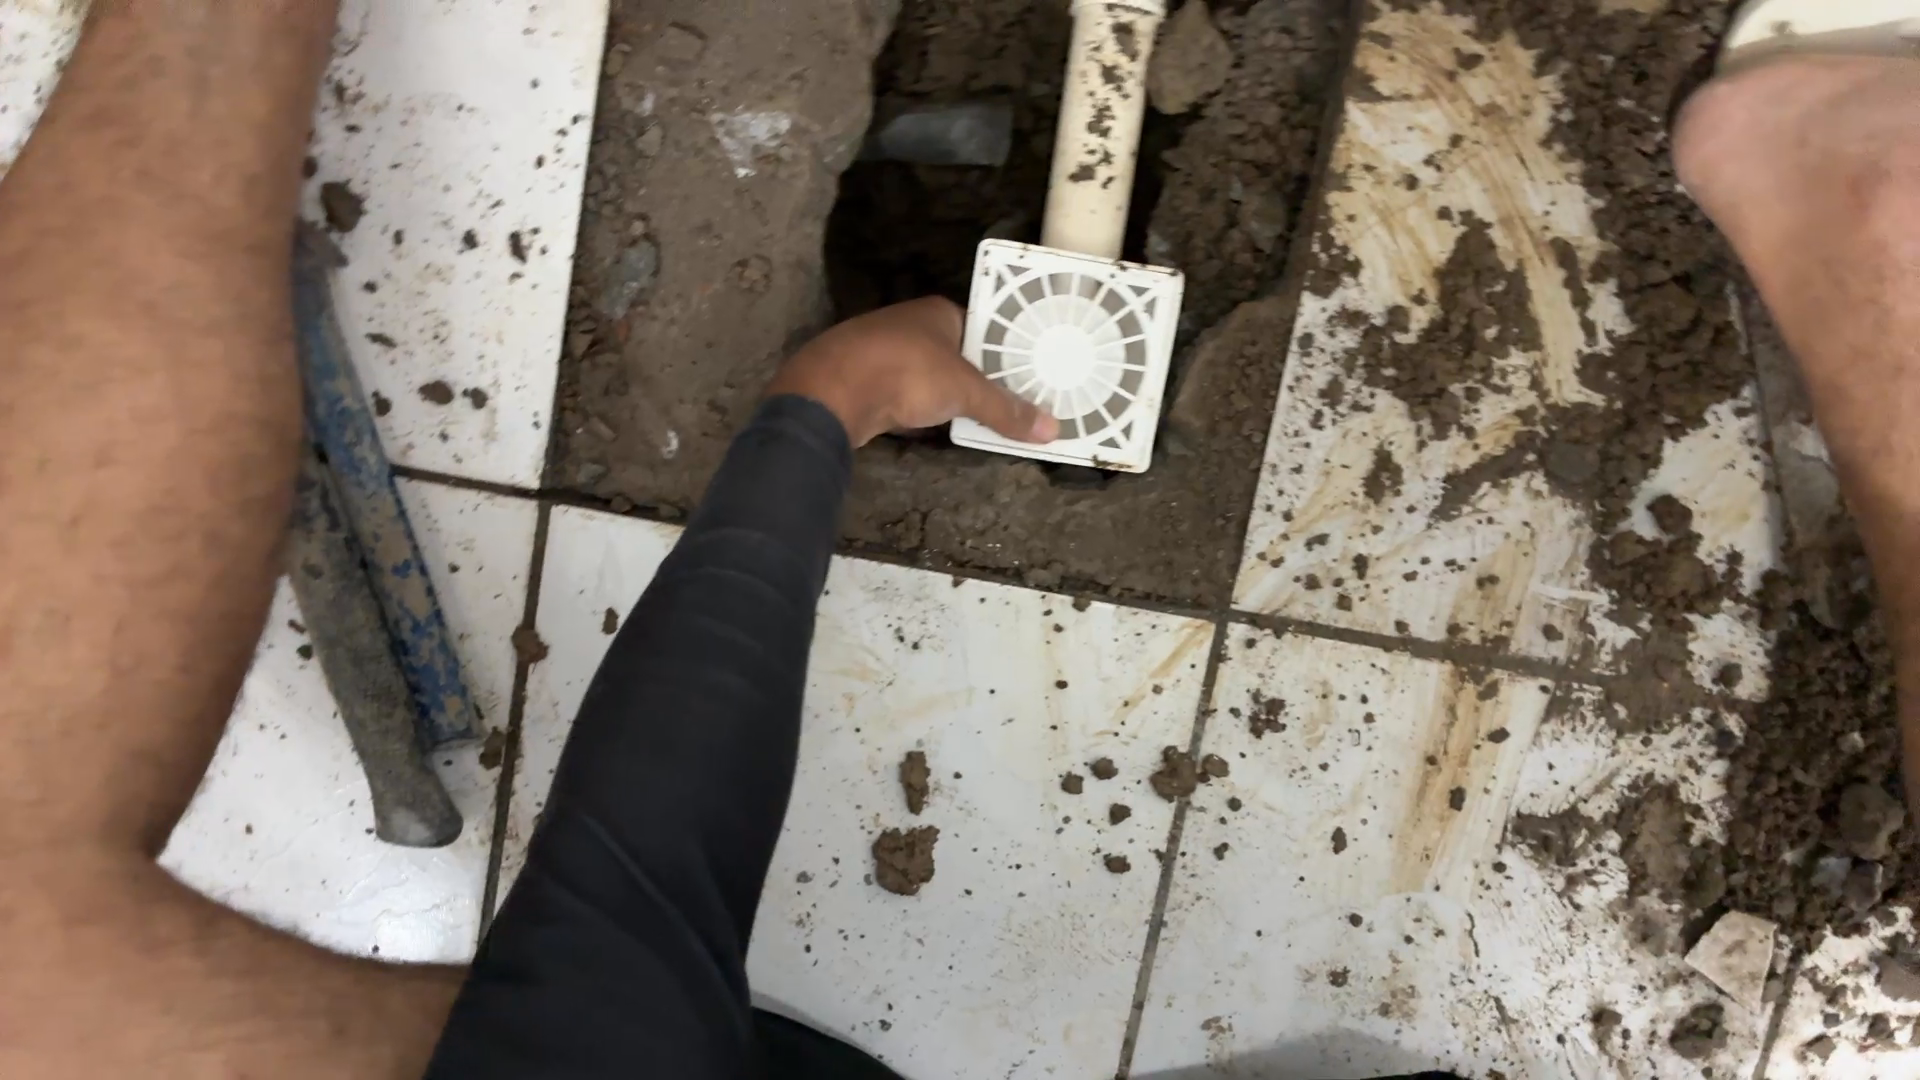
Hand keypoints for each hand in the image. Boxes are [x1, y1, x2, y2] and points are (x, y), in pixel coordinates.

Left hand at [766, 297, 1059, 448]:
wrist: (832, 393)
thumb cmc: (906, 372)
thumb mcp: (965, 391)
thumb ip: (1005, 411)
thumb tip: (1050, 430)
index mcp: (939, 313)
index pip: (984, 327)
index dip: (1006, 352)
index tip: (1029, 376)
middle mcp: (912, 326)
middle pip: (957, 356)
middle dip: (978, 381)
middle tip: (1012, 406)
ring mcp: (885, 354)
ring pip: (929, 379)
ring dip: (949, 399)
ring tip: (982, 422)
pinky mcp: (867, 384)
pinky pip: (906, 399)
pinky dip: (922, 413)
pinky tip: (936, 430)